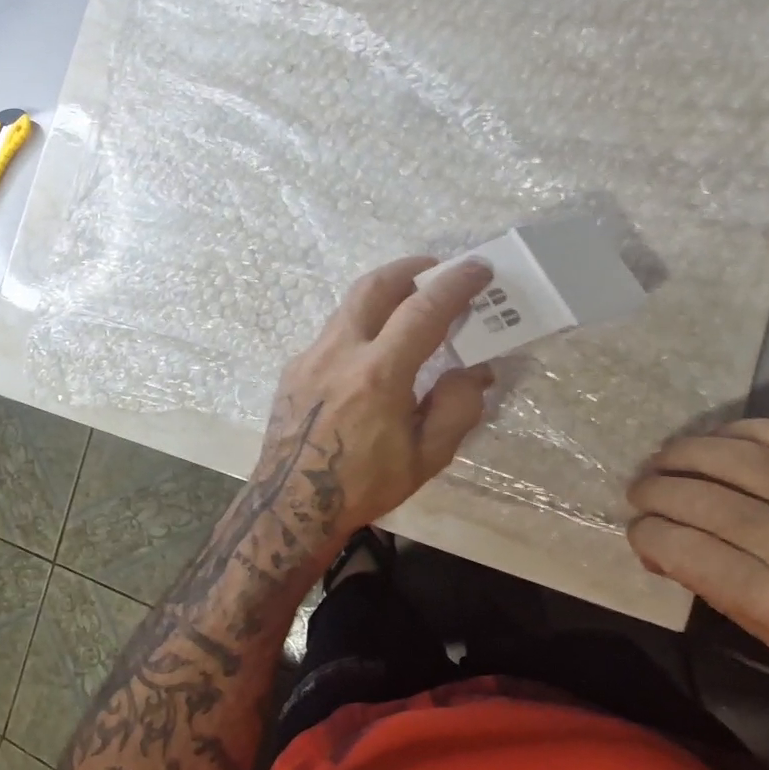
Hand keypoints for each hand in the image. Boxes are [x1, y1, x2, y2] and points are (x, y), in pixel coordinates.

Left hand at [253, 255, 496, 533]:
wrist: (291, 500)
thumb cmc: (364, 484)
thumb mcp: (426, 456)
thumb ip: (456, 407)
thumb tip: (474, 370)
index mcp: (376, 374)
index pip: (421, 312)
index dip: (453, 285)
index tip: (477, 268)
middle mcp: (337, 354)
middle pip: (371, 289)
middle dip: (408, 270)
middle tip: (436, 269)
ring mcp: (308, 358)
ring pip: (346, 309)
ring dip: (380, 296)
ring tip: (409, 303)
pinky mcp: (292, 370)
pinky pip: (330, 336)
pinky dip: (359, 329)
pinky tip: (374, 351)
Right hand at [628, 419, 768, 696]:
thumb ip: (721, 595)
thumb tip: (656, 548)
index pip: (673, 546)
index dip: (642, 536)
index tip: (643, 536)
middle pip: (690, 498)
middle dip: (649, 494)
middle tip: (641, 495)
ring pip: (725, 458)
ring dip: (676, 456)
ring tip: (664, 464)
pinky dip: (732, 434)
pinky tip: (716, 445)